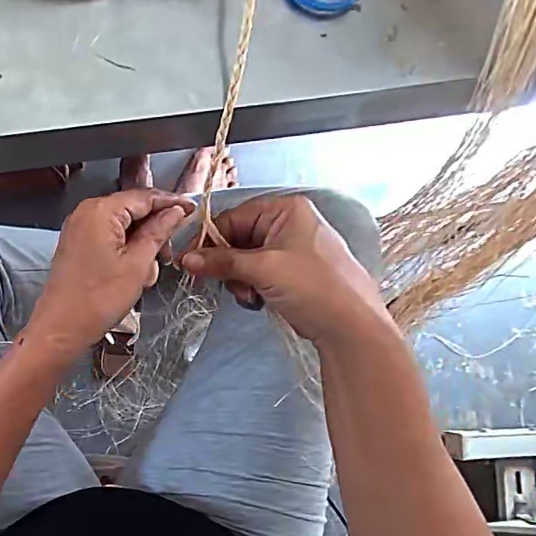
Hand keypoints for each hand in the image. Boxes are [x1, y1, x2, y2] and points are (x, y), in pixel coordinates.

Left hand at [24, 189, 194, 358]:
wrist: (61, 328)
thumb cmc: (97, 300)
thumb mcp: (137, 265)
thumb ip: (158, 233)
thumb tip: (175, 212)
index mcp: (101, 211)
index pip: (144, 196)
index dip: (171, 203)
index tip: (191, 209)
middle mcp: (86, 212)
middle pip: (132, 210)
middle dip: (154, 230)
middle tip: (169, 252)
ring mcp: (79, 228)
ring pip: (122, 226)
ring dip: (141, 245)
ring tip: (148, 272)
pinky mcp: (77, 245)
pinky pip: (108, 238)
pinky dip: (125, 251)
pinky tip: (134, 273)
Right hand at [179, 194, 391, 347]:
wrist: (350, 325)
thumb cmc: (313, 287)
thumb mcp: (263, 269)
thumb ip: (222, 262)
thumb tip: (186, 259)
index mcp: (286, 209)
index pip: (234, 217)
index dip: (210, 240)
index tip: (191, 262)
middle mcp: (289, 223)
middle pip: (238, 238)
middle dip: (230, 265)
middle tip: (231, 284)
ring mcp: (292, 249)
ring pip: (247, 259)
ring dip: (241, 280)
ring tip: (251, 296)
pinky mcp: (293, 273)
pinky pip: (260, 273)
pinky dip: (253, 287)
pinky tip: (259, 300)